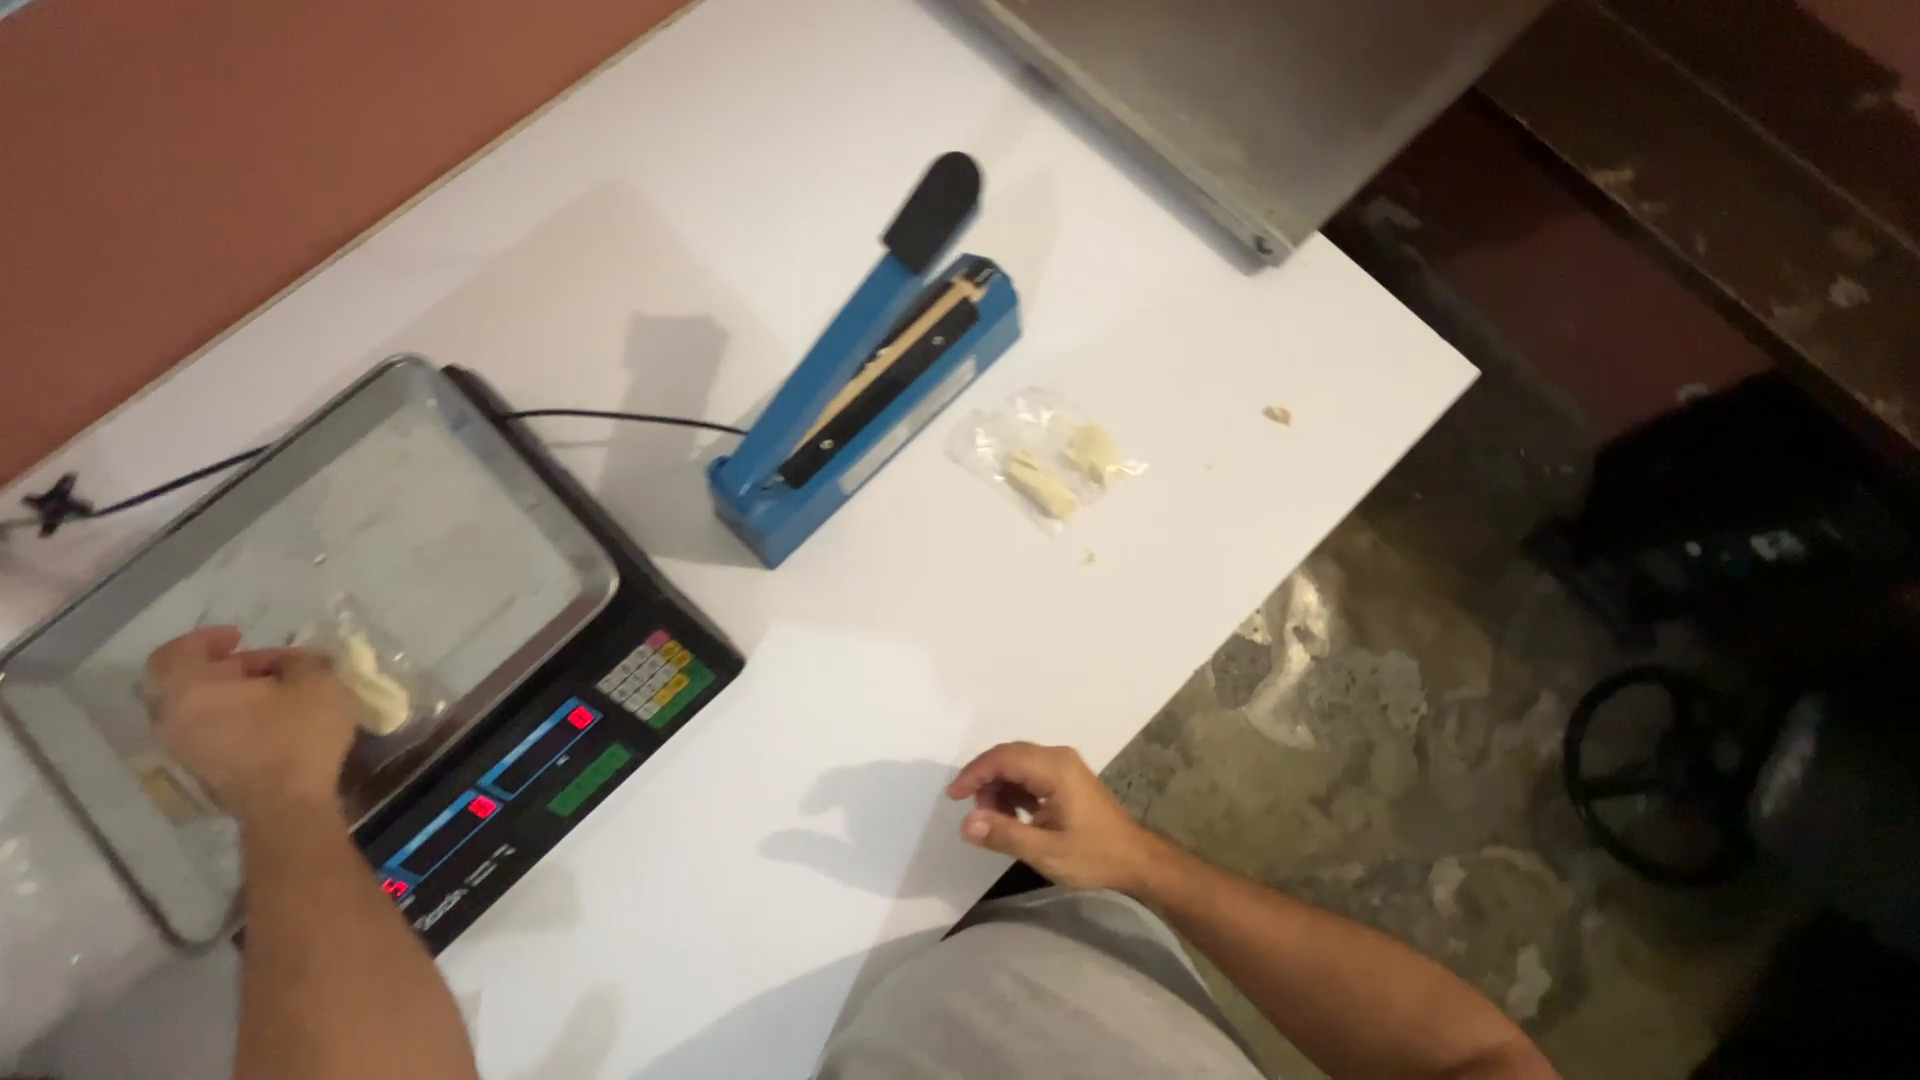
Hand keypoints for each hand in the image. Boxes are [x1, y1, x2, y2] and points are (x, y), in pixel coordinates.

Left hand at [145, 626, 362, 820]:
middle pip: (190, 681)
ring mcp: (184, 748)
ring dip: (236, 693)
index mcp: (190, 691)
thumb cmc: (297, 734)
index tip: (240, 635)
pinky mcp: (203, 769)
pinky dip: (236, 715)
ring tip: (281, 691)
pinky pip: (211, 728)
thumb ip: (303, 661)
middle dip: (232, 666)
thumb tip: (292, 663)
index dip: (205, 639)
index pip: (175, 653)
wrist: (287, 803)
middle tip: (277, 664)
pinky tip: (276, 717)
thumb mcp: (318, 682)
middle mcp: (173, 718)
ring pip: (201, 707)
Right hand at [947, 742, 1173, 894]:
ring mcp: (1064, 766)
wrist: (1136, 860)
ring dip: (1000, 789)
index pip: (1003, 758)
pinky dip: (1015, 792)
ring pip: (1017, 765)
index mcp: (1055, 768)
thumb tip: (966, 824)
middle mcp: (1058, 758)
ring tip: (997, 821)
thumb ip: (1005, 835)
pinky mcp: (1066, 778)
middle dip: (986, 782)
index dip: (974, 774)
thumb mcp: (1046, 851)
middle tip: (977, 815)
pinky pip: (1029, 774)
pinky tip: (1015, 818)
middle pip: (1009, 757)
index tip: (954, 797)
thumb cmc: (1094, 856)